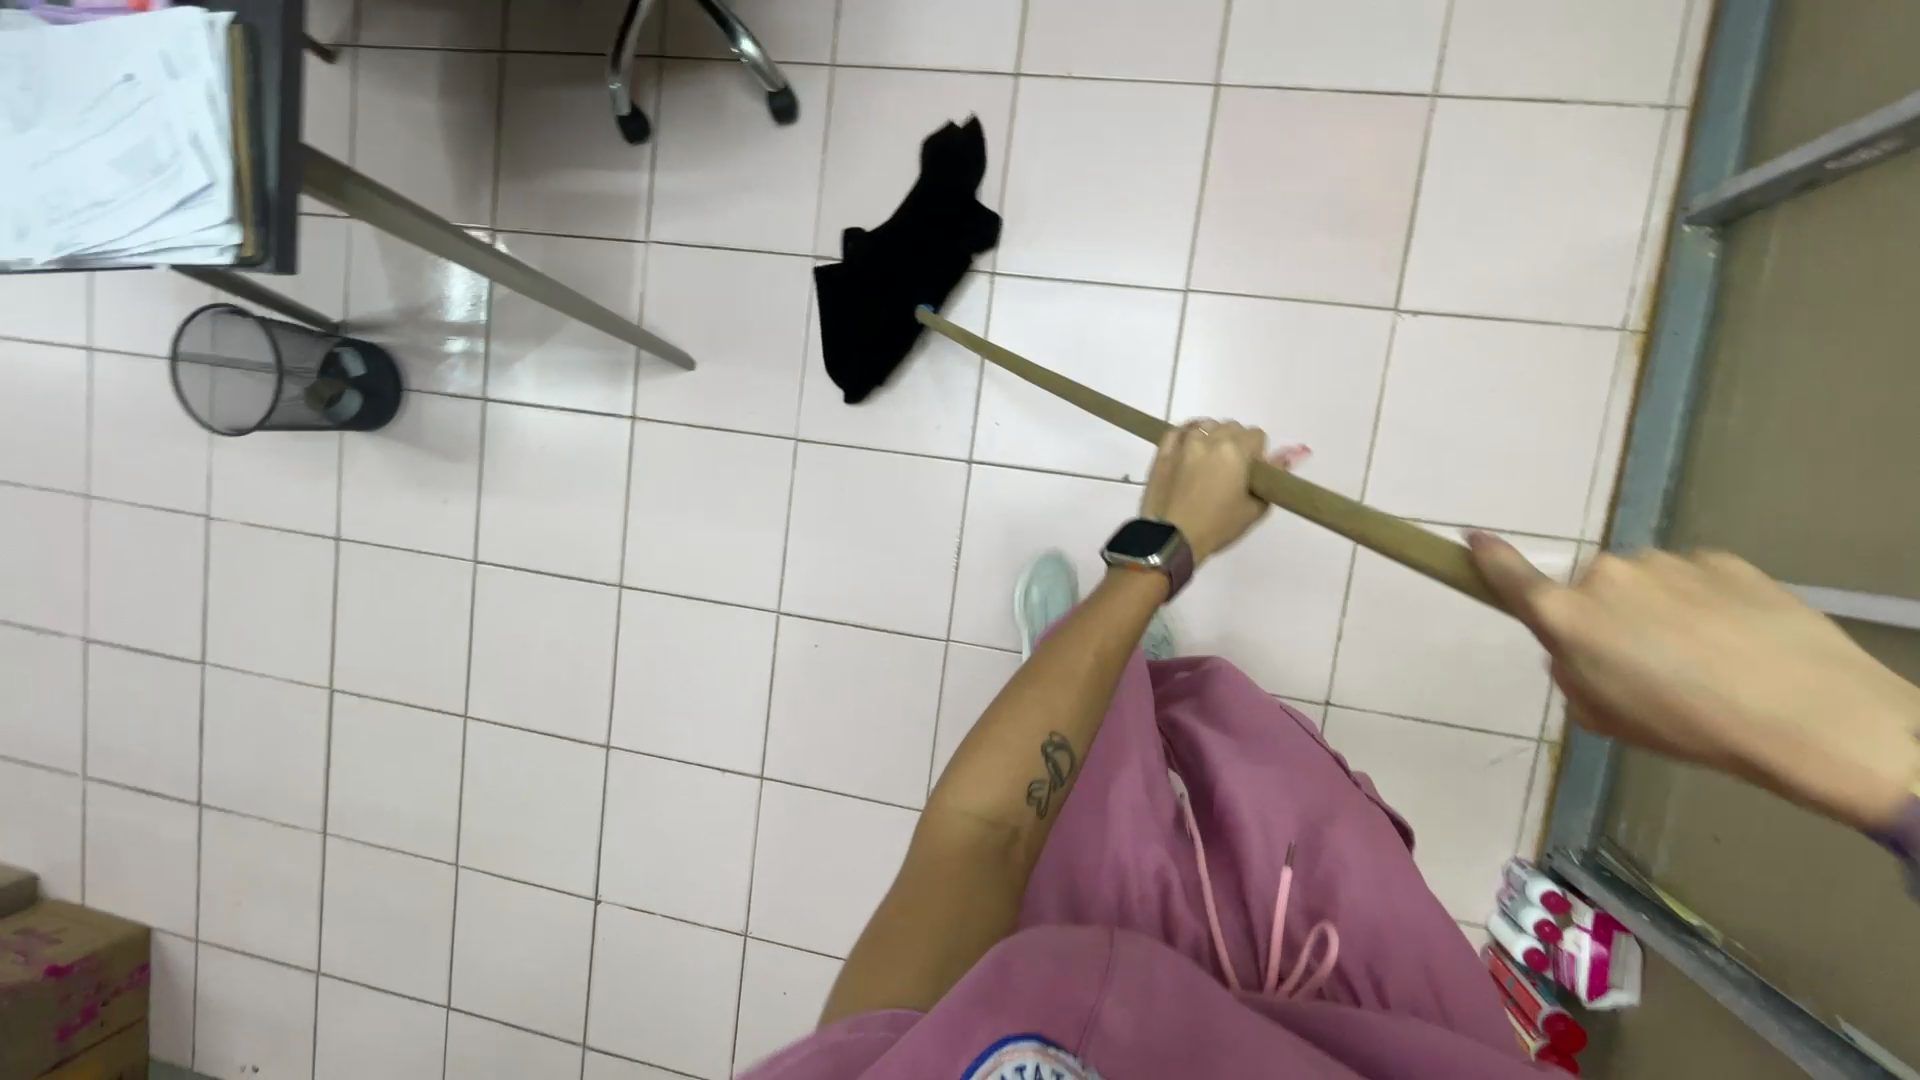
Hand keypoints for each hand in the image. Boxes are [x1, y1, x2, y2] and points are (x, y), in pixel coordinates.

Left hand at [1139, 420, 1305, 564]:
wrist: (1171, 539)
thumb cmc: (1217, 527)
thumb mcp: (1254, 508)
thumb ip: (1273, 477)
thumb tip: (1292, 455)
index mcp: (1235, 451)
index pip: (1257, 435)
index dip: (1257, 453)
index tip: (1251, 473)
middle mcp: (1209, 440)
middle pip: (1231, 427)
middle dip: (1236, 444)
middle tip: (1230, 470)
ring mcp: (1183, 444)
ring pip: (1205, 426)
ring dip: (1212, 437)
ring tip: (1209, 461)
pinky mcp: (1163, 453)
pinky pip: (1177, 431)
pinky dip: (1186, 434)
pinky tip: (1189, 448)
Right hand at [1469, 533, 1919, 829]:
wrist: (1815, 716)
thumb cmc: (1686, 726)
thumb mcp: (1601, 714)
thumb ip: (1571, 670)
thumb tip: (1579, 647)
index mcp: (1566, 616)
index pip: (1509, 576)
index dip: (1487, 557)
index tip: (1473, 538)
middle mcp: (1605, 577)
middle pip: (1589, 589)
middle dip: (1603, 615)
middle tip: (1642, 661)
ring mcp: (1667, 563)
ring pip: (1643, 583)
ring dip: (1656, 608)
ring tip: (1705, 655)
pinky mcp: (1723, 560)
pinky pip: (1692, 578)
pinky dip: (1702, 602)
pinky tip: (1737, 639)